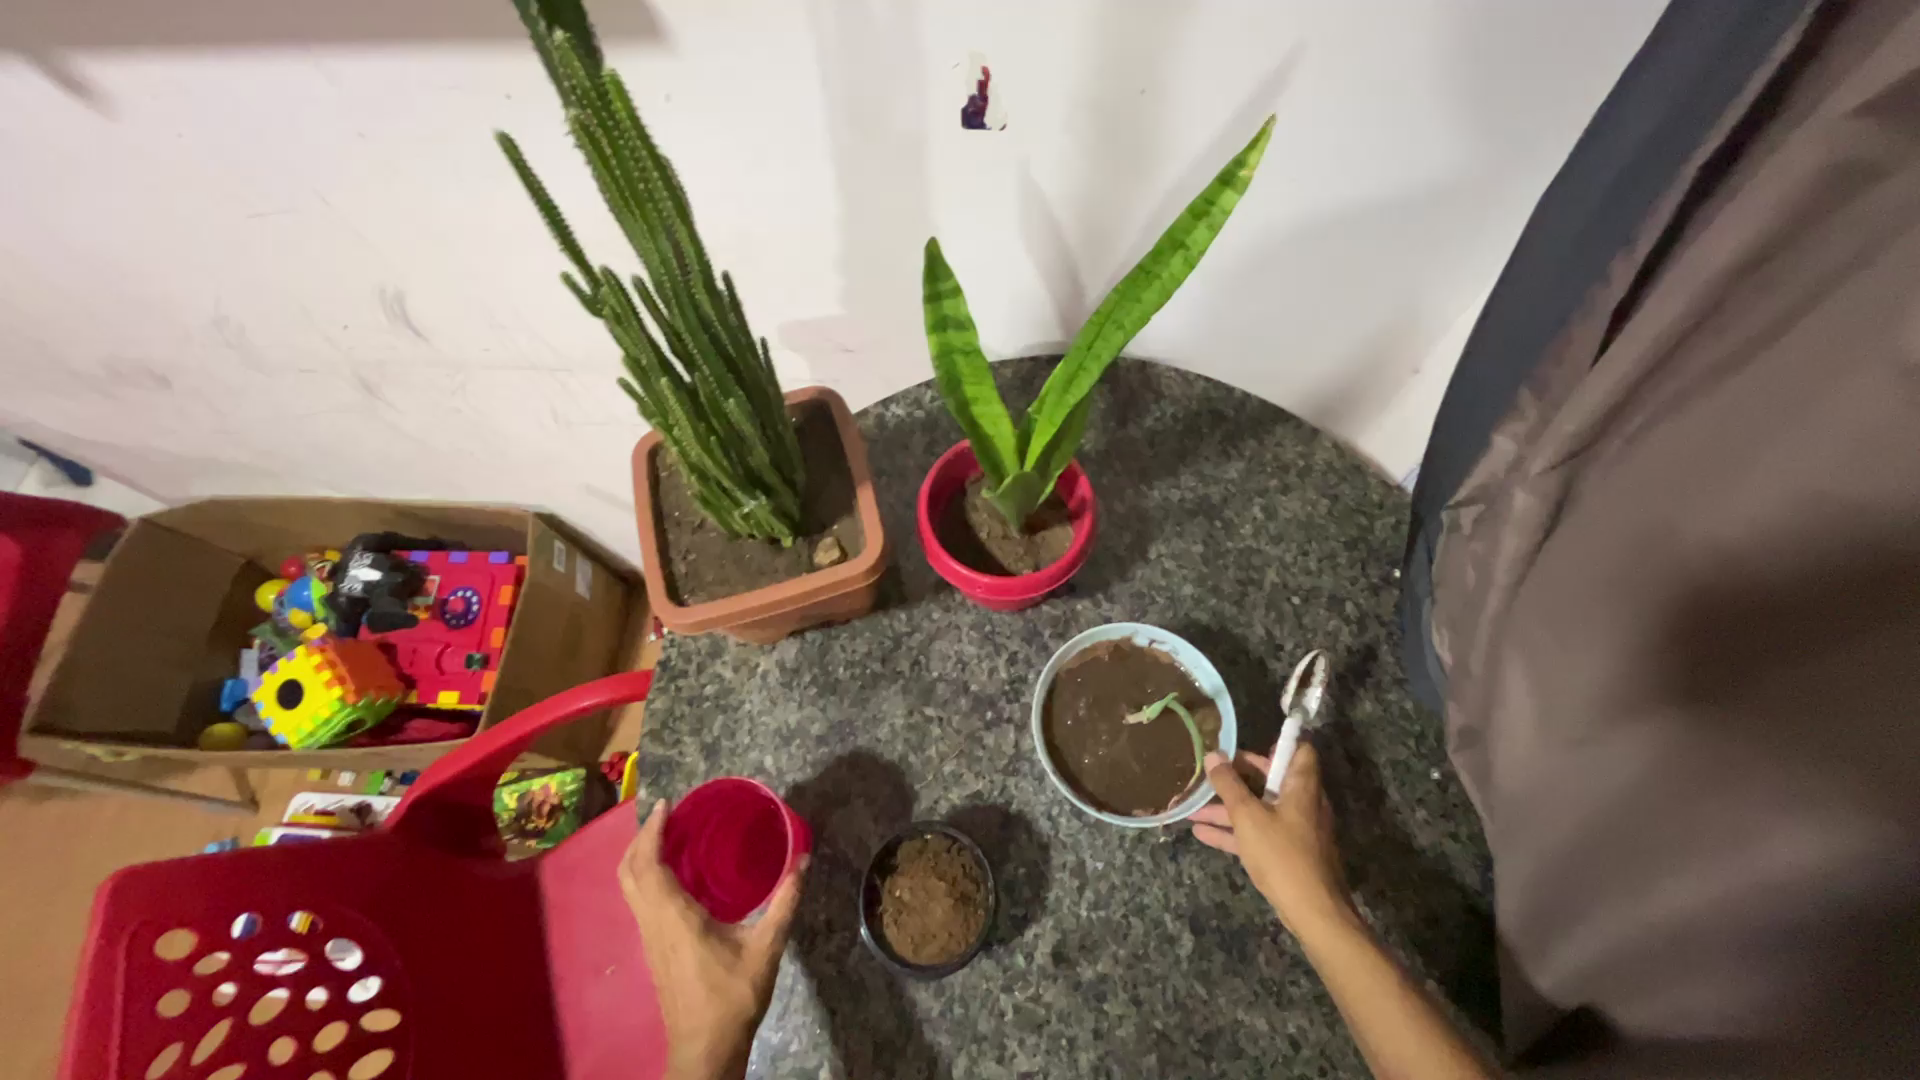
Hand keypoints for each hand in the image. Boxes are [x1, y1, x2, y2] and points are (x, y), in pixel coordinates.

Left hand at [619, 799, 806, 1079]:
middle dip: (641, 838)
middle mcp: (652, 923)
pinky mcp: (652, 950)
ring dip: (640, 857)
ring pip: (629, 889)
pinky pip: (639, 901)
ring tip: (668, 836)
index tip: (667, 804)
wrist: (705, 1049)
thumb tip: (803, 860)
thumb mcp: (767, 947)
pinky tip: (674, 875)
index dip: (653, 831)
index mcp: (674, 917)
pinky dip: (646, 876)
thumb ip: (785, 902)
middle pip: (628, 872)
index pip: (648, 865)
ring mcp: (648, 939)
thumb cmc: (732, 996)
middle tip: (667, 815)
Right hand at [1190, 743, 1351, 933]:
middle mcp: (1302, 804)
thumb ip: (1228, 785)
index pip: (1300, 751)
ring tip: (1193, 806)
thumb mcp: (1248, 816)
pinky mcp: (1287, 853)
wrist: (1313, 912)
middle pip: (1271, 779)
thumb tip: (1213, 755)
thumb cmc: (1282, 854)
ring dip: (1228, 807)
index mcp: (1301, 787)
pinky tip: (1201, 833)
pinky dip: (1233, 831)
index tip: (1246, 744)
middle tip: (1211, 771)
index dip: (1277, 742)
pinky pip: (1257, 833)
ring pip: (1260, 808)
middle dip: (1239, 775)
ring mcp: (1295, 830)